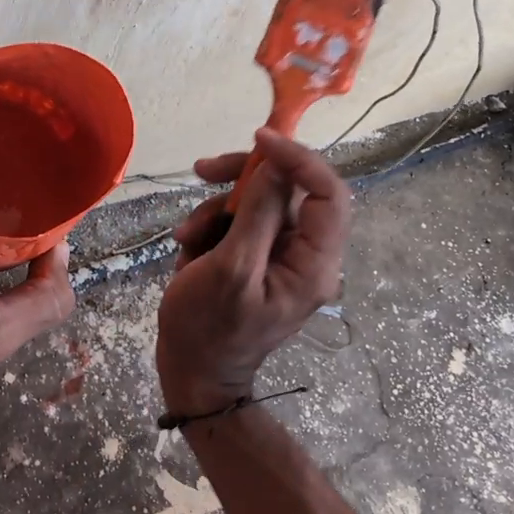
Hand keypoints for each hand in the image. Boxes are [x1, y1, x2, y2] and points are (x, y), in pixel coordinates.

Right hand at [155, 127, 349, 419]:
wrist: (192, 372)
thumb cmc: (209, 329)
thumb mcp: (230, 269)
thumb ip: (256, 215)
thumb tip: (276, 165)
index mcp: (314, 263)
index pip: (329, 193)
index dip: (299, 159)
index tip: (259, 140)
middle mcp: (304, 255)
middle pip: (288, 190)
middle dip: (241, 179)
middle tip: (202, 170)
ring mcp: (278, 256)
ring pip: (256, 202)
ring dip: (214, 208)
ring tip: (184, 237)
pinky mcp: (253, 258)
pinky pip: (237, 221)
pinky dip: (209, 225)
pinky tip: (188, 248)